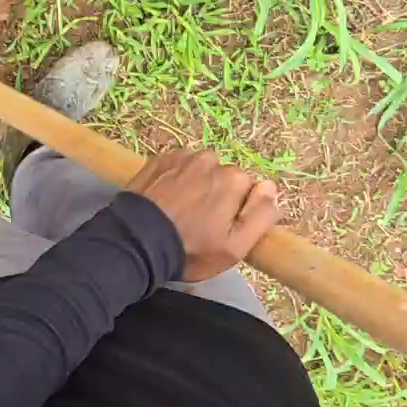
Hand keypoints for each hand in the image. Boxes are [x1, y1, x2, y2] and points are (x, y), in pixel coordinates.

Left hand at [123, 151, 279, 281]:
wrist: (136, 241)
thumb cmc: (190, 249)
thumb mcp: (235, 247)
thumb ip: (260, 215)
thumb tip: (270, 187)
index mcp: (234, 179)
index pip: (247, 189)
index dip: (236, 208)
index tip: (219, 226)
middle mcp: (210, 160)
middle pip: (223, 176)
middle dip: (216, 193)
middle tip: (198, 220)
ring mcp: (182, 157)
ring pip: (200, 168)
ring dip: (195, 183)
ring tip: (180, 209)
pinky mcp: (159, 159)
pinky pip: (177, 165)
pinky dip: (175, 177)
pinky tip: (165, 198)